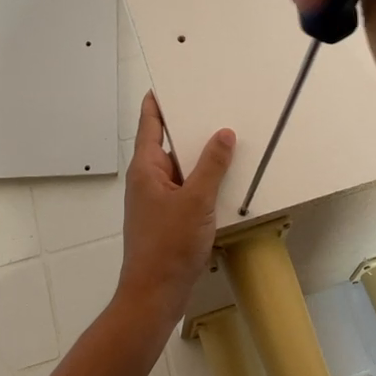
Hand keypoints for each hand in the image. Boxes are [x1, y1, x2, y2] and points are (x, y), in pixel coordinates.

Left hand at [117, 92, 234, 325]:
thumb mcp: (196, 201)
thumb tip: (223, 133)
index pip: (150, 123)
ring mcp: (157, 201)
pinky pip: (187, 190)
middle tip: (215, 103)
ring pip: (181, 169)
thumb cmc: (169, 245)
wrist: (154, 296)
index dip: (159, 100)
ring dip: (201, 157)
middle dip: (190, 126)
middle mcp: (148, 180)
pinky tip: (227, 180)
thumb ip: (212, 166)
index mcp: (146, 168)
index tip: (171, 79)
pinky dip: (204, 182)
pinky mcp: (168, 220)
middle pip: (168, 144)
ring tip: (229, 137)